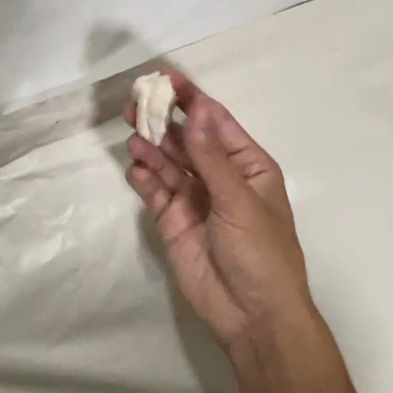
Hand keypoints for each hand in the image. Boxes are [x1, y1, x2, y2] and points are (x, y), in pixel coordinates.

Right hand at [123, 72, 316, 360]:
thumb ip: (211, 157)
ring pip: (167, 163)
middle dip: (162, 121)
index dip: (191, 99)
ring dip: (150, 148)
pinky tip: (136, 171)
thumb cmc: (261, 252)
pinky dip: (144, 179)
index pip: (216, 122)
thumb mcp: (239, 200)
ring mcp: (195, 200)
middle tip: (134, 105)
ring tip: (132, 136)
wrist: (253, 315)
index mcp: (247, 166)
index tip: (163, 78)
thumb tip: (197, 110)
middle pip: (186, 139)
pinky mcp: (173, 223)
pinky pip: (155, 192)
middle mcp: (220, 177)